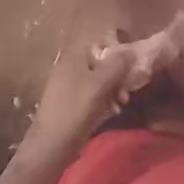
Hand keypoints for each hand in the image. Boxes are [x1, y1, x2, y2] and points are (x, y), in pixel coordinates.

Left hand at [21, 38, 133, 161]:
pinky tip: (113, 111)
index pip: (100, 40)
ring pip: (100, 78)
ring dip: (115, 88)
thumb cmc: (75, 109)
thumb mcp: (100, 84)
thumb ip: (117, 65)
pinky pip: (94, 92)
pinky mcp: (73, 100)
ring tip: (122, 102)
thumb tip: (132, 51)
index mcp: (74, 56)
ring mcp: (70, 84)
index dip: (118, 48)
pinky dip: (105, 99)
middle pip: (102, 60)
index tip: (132, 63)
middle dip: (119, 73)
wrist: (52, 143)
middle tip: (128, 89)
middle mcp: (71, 66)